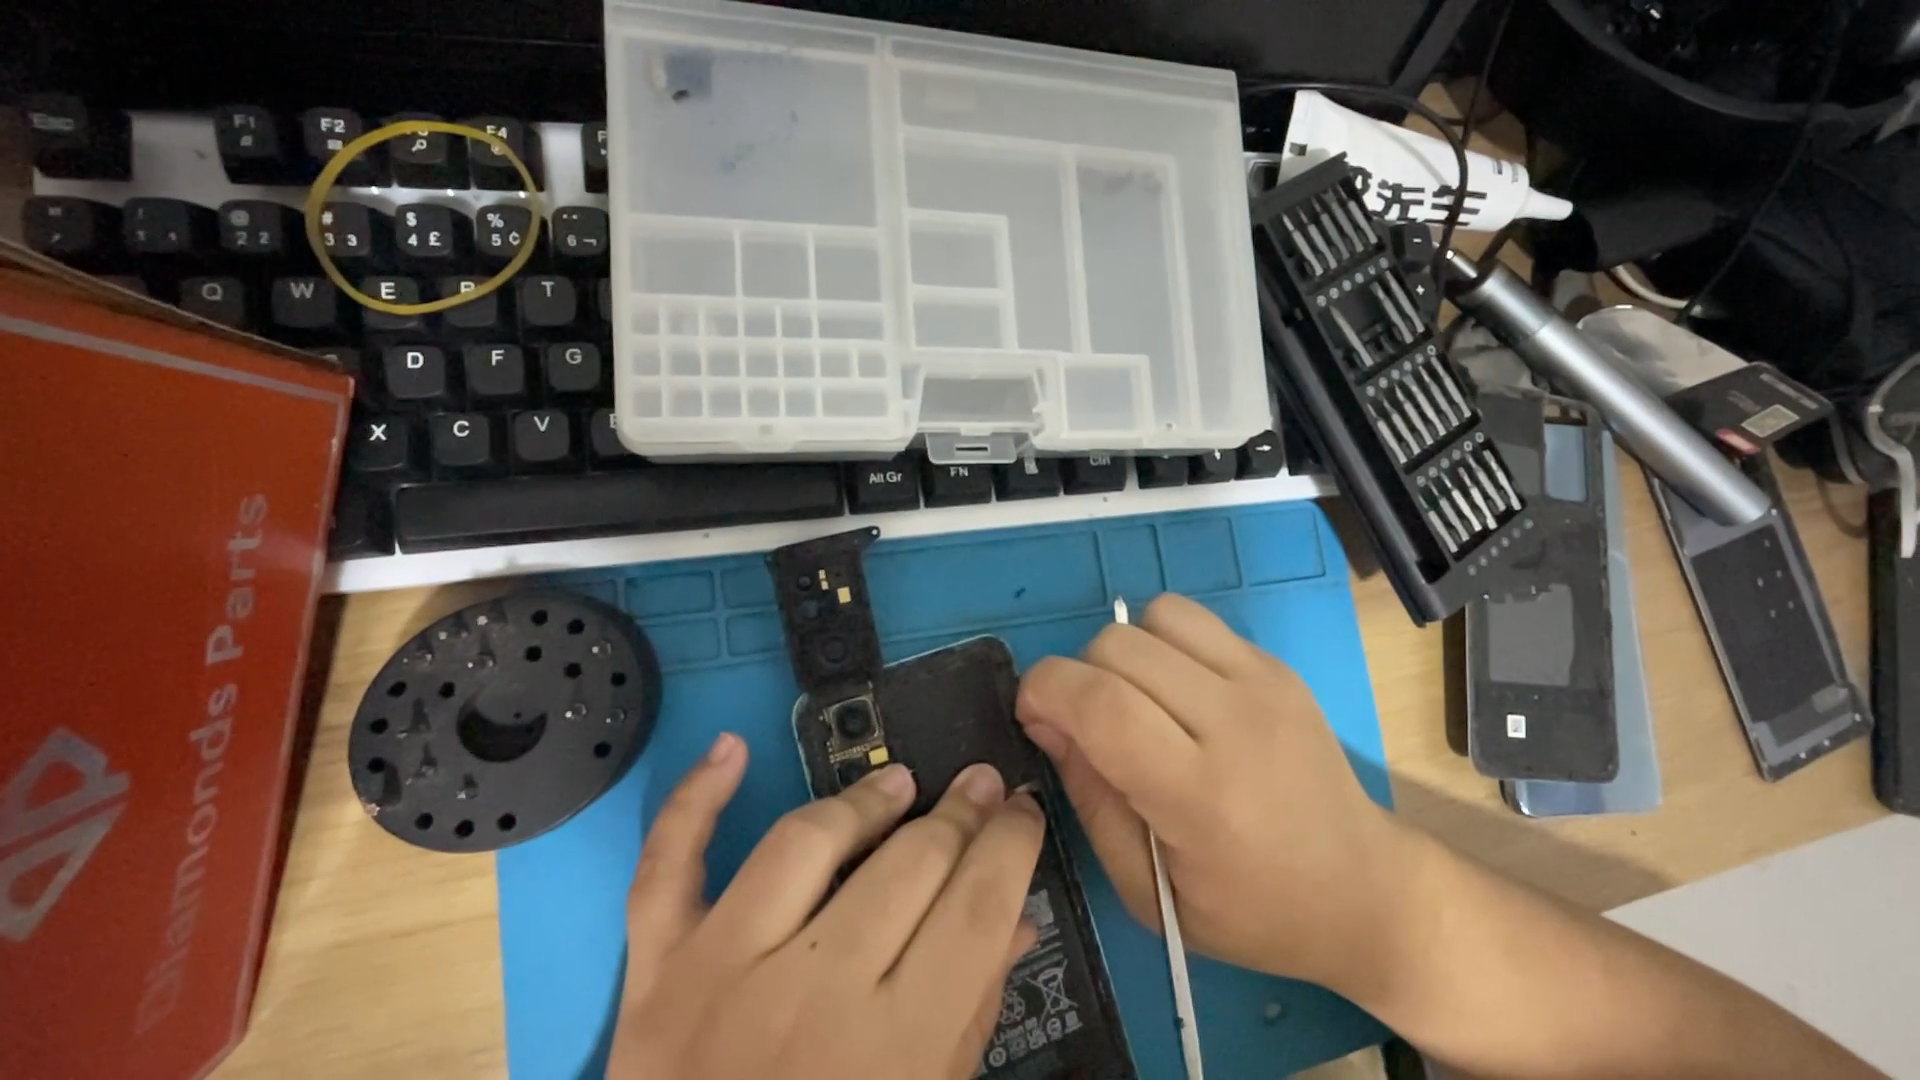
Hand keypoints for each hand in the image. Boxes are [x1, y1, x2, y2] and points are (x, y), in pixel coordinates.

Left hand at [608, 735, 1045, 1079]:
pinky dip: (694, 801)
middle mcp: (815, 994)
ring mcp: (723, 972)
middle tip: (977, 786)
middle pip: (908, 864)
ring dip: (861, 801)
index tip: (1021, 809)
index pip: (979, 906)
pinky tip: (729, 749)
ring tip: (897, 783)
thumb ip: (975, 1013)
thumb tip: (1020, 917)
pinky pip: (668, 868)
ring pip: (804, 843)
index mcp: (898, 1046)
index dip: (1012, 842)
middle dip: (958, 814)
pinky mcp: (656, 969)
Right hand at [1015, 594, 1411, 993]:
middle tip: (1086, 724)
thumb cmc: (1248, 911)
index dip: (1044, 691)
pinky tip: (1174, 691)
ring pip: (1153, 616)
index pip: (1102, 703)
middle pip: (1118, 646)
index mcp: (1200, 795)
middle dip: (1076, 676)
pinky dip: (1161, 643)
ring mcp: (1264, 683)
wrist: (1362, 890)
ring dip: (1121, 652)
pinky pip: (1191, 618)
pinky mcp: (1277, 665)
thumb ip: (1088, 798)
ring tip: (1132, 701)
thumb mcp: (1145, 890)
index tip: (1032, 715)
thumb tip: (1046, 720)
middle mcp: (1236, 723)